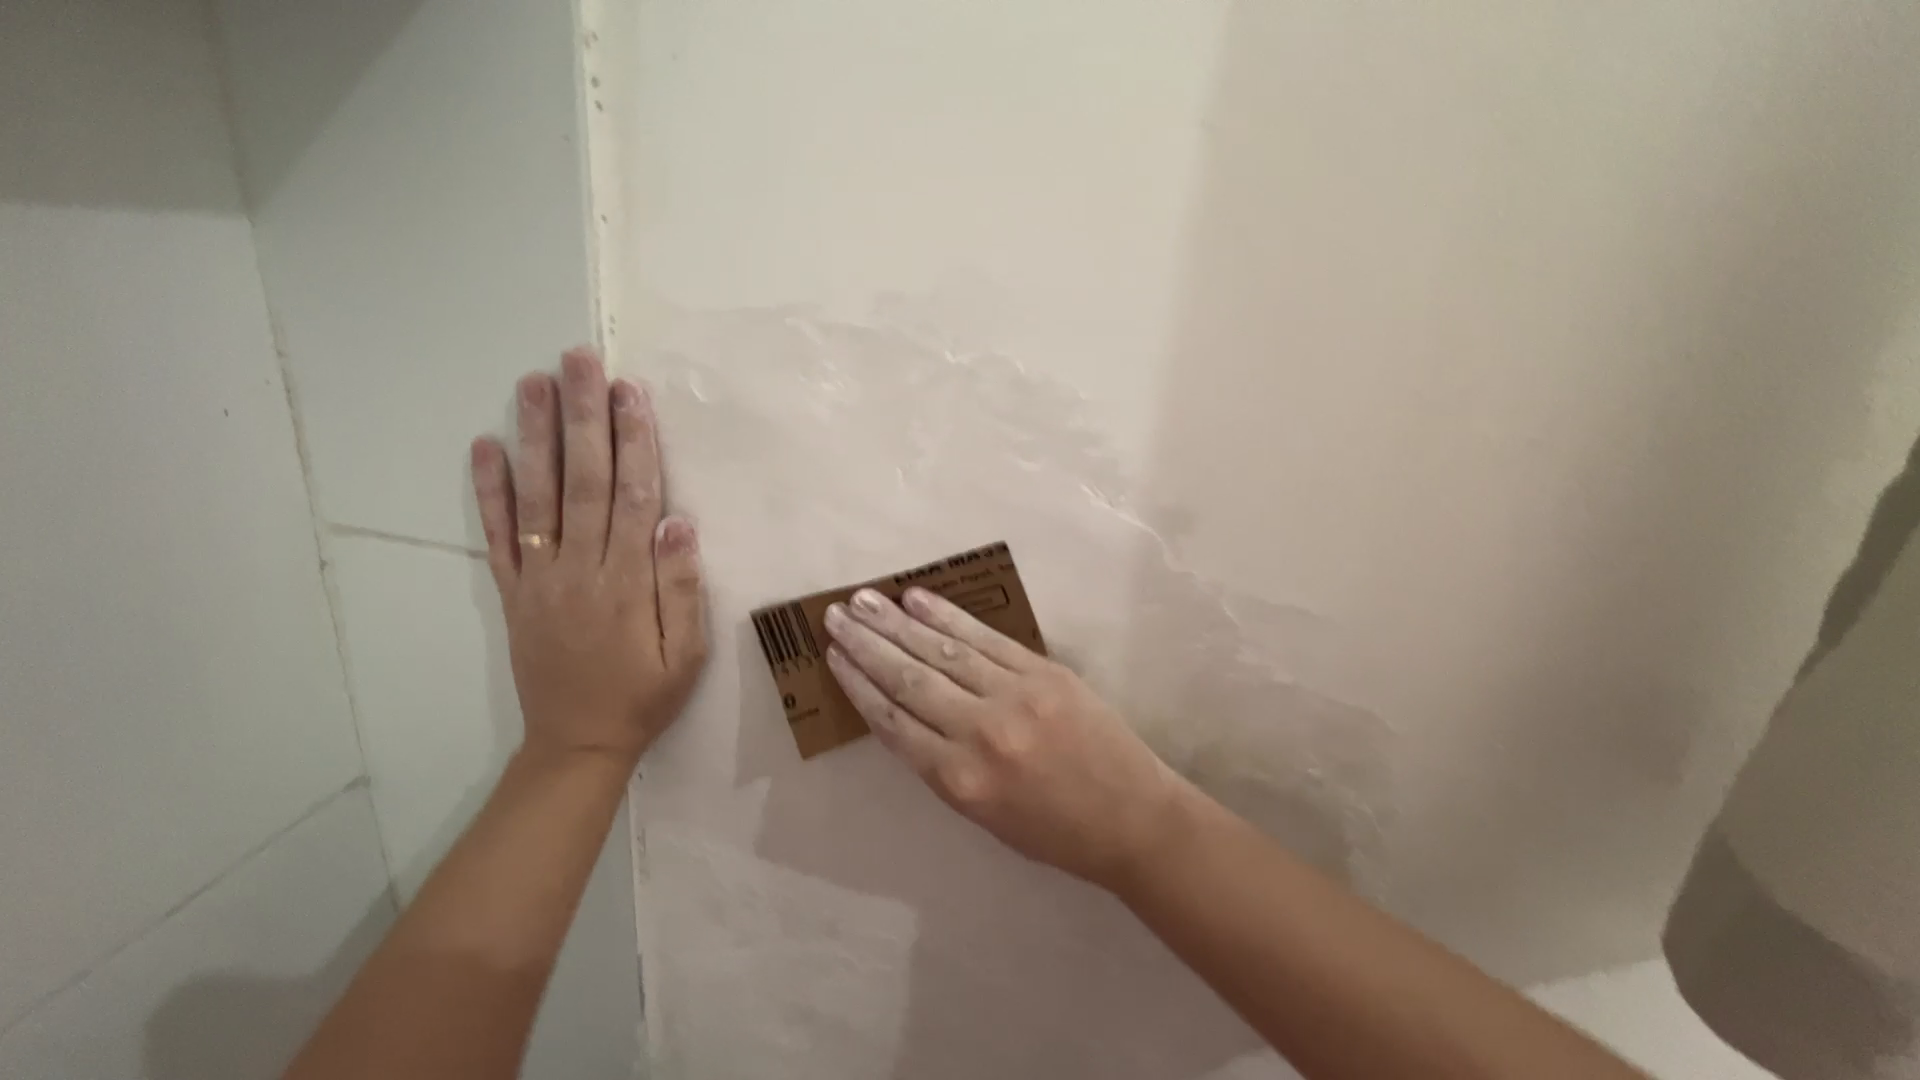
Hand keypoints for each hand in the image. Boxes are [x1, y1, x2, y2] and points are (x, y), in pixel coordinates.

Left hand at [469, 347, 707, 767]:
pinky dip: (490, 491)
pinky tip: (485, 447)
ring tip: (533, 382)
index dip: (633, 440)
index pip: (633, 496)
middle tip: (579, 360)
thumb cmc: (644, 696)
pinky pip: (498, 536)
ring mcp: (540, 578)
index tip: (629, 391)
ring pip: (538, 496)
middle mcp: (579, 568)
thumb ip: (681, 587)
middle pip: (583, 480)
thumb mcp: (686, 654)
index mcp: (626, 581)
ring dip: (536, 437)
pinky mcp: (514, 592)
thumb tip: (678, 520)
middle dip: (583, 417)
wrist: (578, 743)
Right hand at [822, 586, 1191, 887]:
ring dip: (897, 622)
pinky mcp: (1044, 672)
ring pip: (941, 650)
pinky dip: (949, 615)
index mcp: (959, 780)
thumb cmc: (1055, 832)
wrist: (1133, 819)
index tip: (834, 656)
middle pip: (908, 678)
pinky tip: (920, 600)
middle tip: (835, 615)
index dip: (858, 685)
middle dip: (866, 644)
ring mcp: (1014, 696)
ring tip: (864, 600)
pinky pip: (985, 638)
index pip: (892, 722)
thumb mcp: (982, 815)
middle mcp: (979, 733)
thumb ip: (939, 766)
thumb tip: (902, 714)